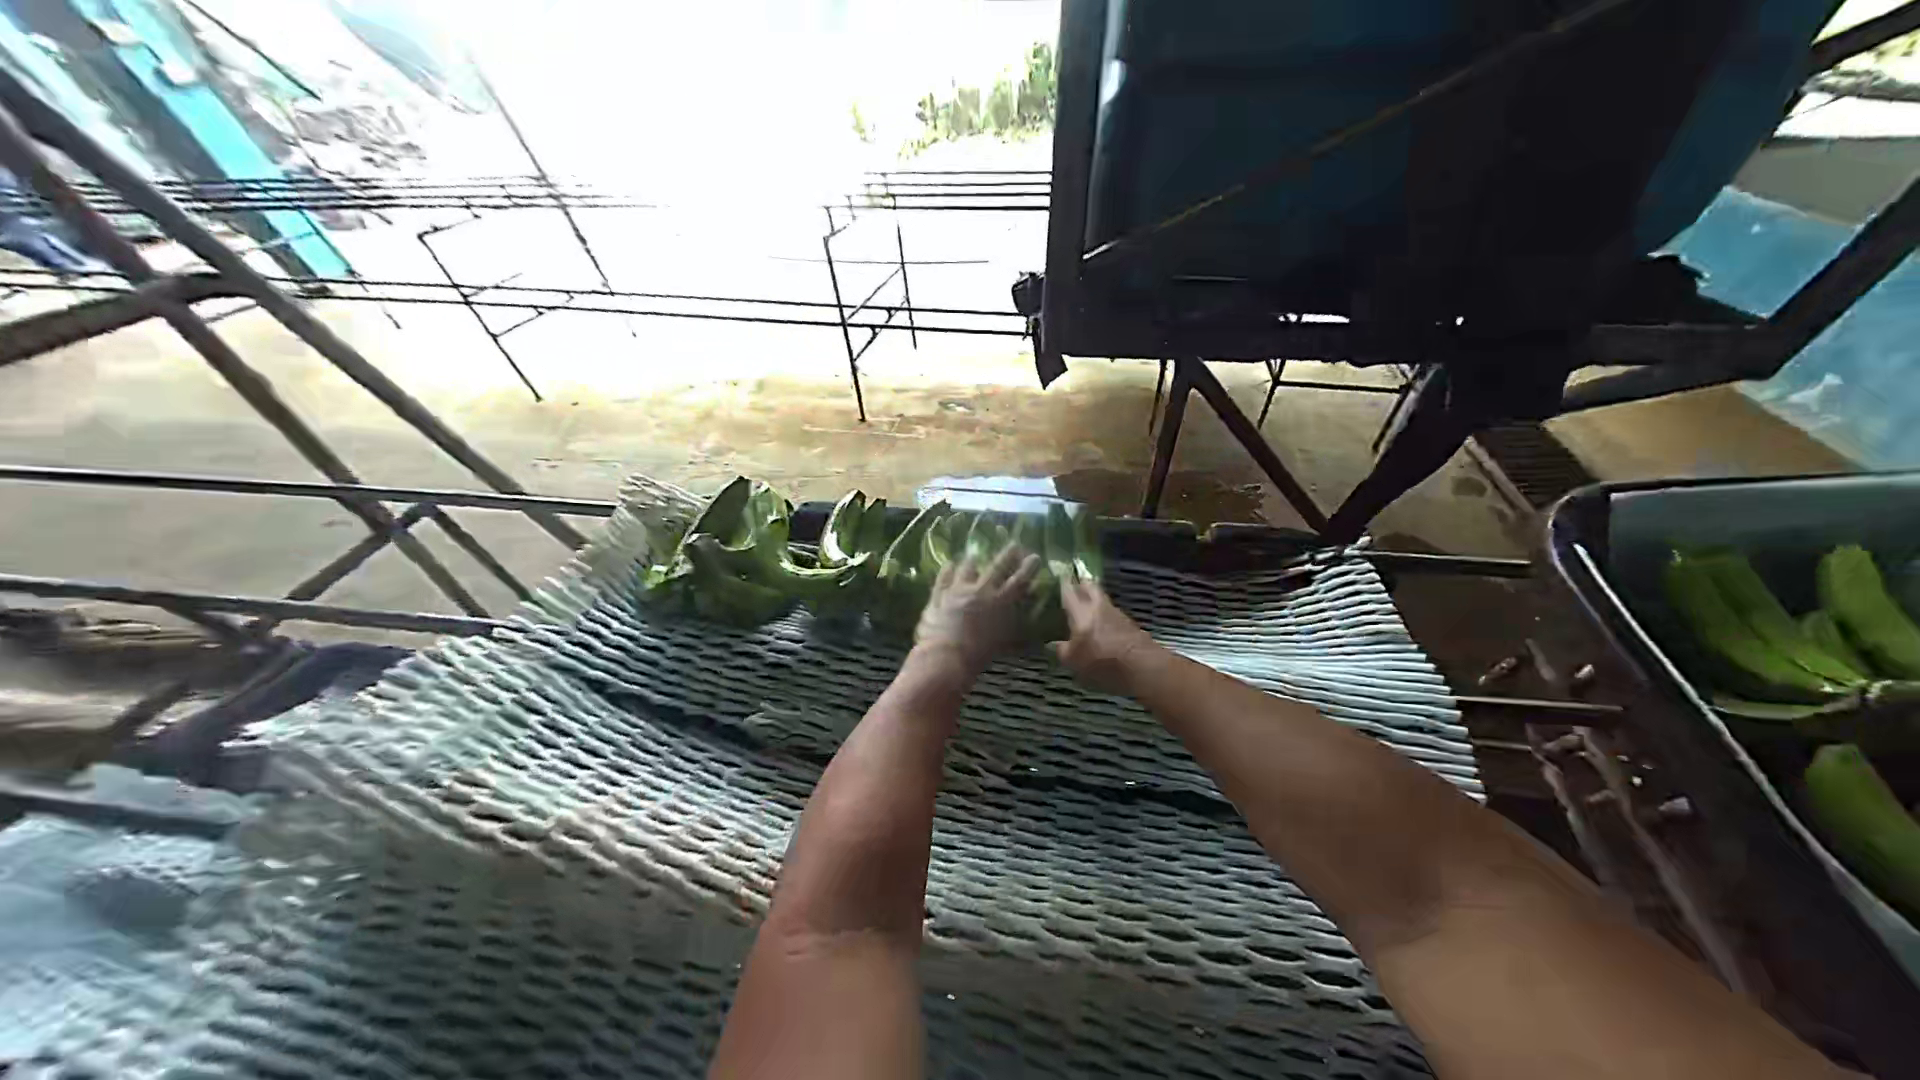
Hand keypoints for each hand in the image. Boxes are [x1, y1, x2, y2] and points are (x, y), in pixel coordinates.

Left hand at [914, 545, 1041, 675]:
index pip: (1018, 581)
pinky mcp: (938, 595)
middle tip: (1013, 543)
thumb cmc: (979, 655)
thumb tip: (1033, 633)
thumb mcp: (1005, 644)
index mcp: (1000, 603)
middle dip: (1007, 555)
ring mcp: (957, 590)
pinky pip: (943, 578)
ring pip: (966, 568)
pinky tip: (948, 564)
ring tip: (974, 554)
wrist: (945, 657)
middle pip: (996, 567)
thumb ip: (1016, 632)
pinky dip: (947, 570)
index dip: (1028, 568)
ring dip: (972, 561)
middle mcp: (980, 591)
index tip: (1034, 556)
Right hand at [1053, 576, 1157, 693]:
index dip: (1063, 583)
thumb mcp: (1073, 661)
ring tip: (1086, 605)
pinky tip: (1101, 624)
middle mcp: (1098, 606)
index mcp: (1081, 611)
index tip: (1059, 575)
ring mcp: (1117, 613)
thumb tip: (1054, 644)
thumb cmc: (1102, 661)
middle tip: (1075, 583)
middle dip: (1082, 583)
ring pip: (1102, 599)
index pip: (1069, 591)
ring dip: (1094, 599)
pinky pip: (1112, 613)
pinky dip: (1104, 615)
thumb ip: (1062, 650)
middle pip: (1090, 587)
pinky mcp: (1129, 624)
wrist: (1142, 666)